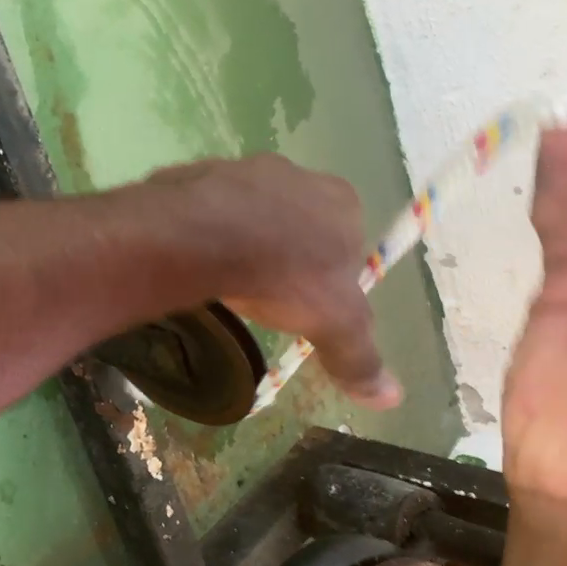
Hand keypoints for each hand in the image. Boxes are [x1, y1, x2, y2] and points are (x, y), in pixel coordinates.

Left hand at [144, 154, 398, 407]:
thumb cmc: (283, 274)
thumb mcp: (333, 323)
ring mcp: (230, 168)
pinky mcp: (182, 175)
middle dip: (274, 244)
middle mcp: (286, 173)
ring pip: (234, 205)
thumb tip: (388, 397)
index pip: (342, 232)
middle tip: (255, 283)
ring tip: (213, 270)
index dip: (324, 265)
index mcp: (337, 198)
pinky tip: (179, 253)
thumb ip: (358, 356)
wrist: (198, 237)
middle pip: (286, 214)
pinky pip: (188, 204)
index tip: (302, 293)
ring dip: (227, 232)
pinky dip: (186, 226)